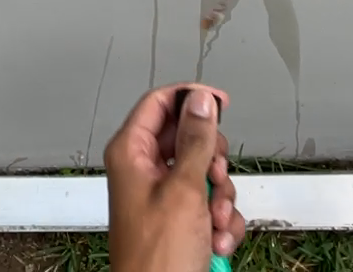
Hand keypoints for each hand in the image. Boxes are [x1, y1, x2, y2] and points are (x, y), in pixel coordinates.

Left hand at [105, 83, 245, 271]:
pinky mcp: (179, 221)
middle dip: (211, 161)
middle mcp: (143, 168)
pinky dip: (219, 222)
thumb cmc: (158, 257)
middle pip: (187, 138)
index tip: (221, 102)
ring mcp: (162, 196)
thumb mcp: (182, 190)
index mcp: (131, 151)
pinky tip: (216, 241)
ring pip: (203, 172)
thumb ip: (195, 140)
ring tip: (214, 221)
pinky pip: (208, 204)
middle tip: (214, 177)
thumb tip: (200, 99)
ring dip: (220, 198)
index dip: (190, 97)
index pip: (159, 103)